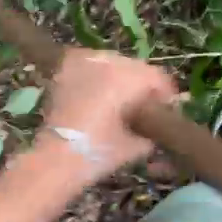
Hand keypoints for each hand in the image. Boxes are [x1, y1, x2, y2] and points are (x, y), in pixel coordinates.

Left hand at [40, 49, 177, 181]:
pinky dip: (97, 77)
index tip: (167, 110)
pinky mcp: (64, 70)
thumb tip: (155, 125)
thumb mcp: (136, 145)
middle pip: (135, 67)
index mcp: (127, 78)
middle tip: (143, 107)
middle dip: (141, 85)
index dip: (166, 94)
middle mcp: (105, 62)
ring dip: (119, 78)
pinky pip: (89, 66)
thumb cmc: (98, 153)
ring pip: (112, 63)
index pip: (157, 77)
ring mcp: (81, 63)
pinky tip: (97, 96)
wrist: (54, 158)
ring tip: (119, 101)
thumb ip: (152, 130)